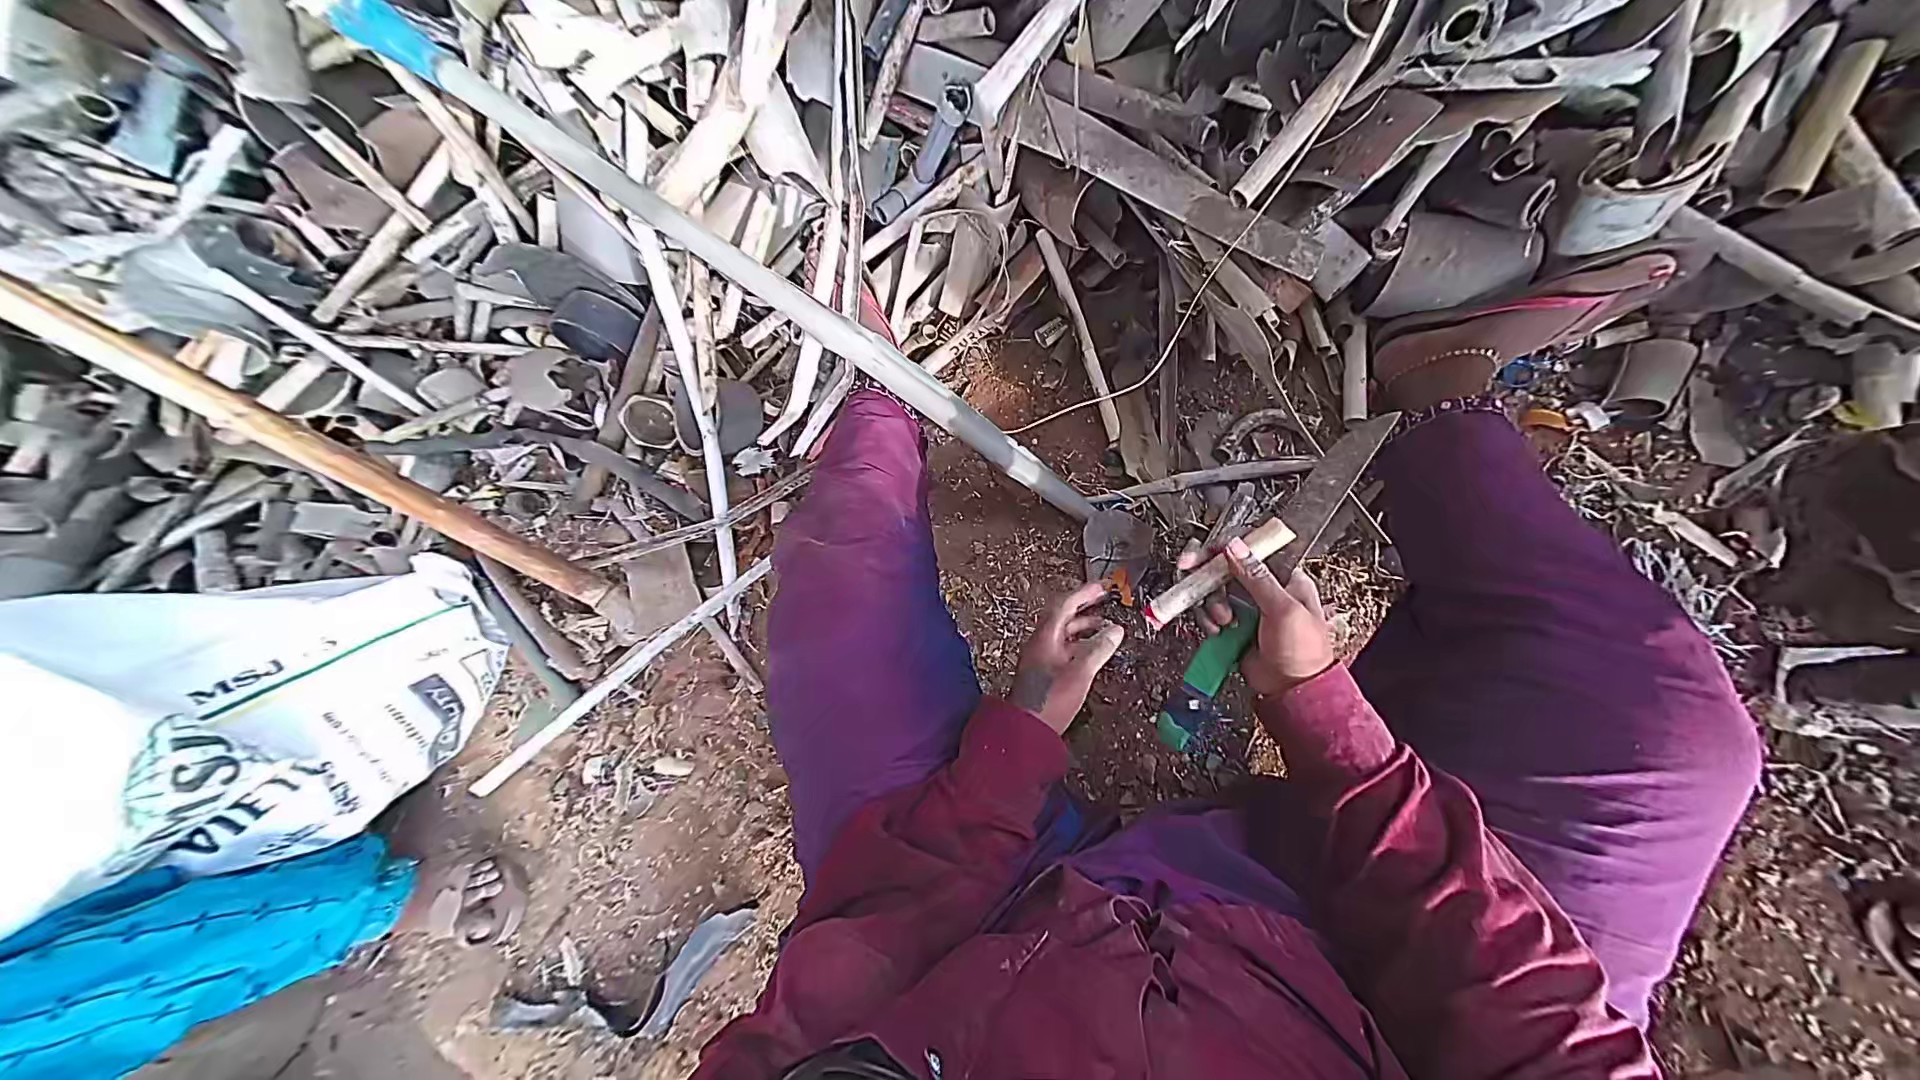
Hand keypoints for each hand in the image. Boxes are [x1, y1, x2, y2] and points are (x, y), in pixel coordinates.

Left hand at [1009, 581, 1125, 733]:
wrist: (1028, 727)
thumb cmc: (1050, 700)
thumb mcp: (1081, 671)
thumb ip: (1099, 648)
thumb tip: (1115, 630)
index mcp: (1046, 637)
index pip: (1065, 605)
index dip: (1084, 593)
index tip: (1102, 587)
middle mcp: (1041, 642)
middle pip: (1063, 616)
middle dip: (1085, 606)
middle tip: (1104, 600)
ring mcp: (1041, 656)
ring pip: (1064, 632)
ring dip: (1084, 626)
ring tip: (1106, 627)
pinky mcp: (1044, 669)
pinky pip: (1064, 647)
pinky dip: (1081, 642)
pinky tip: (1094, 649)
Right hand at [1180, 536, 1336, 696]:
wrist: (1292, 690)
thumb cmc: (1303, 651)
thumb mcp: (1283, 609)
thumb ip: (1256, 577)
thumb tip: (1235, 547)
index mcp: (1283, 578)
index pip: (1247, 551)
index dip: (1222, 550)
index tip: (1201, 555)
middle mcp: (1262, 588)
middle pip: (1223, 570)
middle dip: (1209, 581)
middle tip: (1195, 585)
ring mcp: (1246, 607)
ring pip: (1212, 592)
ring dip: (1211, 605)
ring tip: (1223, 621)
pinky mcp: (1232, 625)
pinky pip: (1209, 613)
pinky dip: (1207, 620)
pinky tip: (1219, 630)